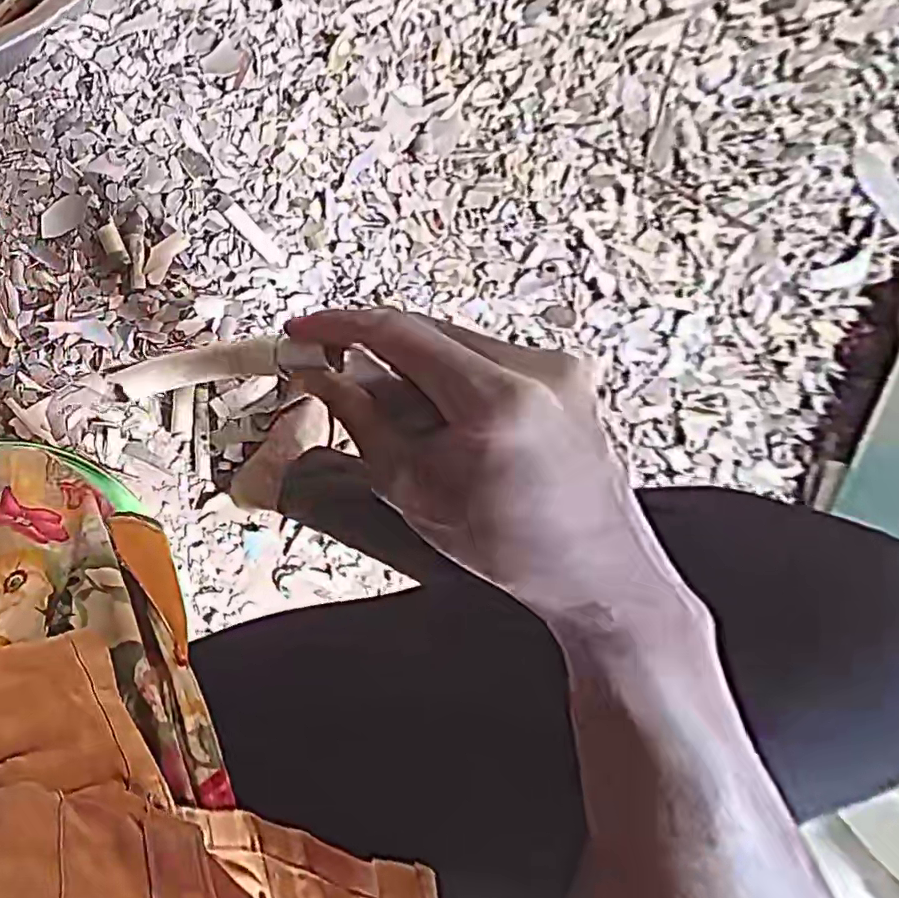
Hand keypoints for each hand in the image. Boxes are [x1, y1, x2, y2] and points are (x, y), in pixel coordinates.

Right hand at [287, 309, 700, 626]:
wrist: (595, 572)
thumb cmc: (509, 542)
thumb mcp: (406, 481)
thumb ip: (358, 415)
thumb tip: (319, 376)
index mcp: (497, 399)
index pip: (398, 332)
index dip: (337, 325)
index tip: (302, 329)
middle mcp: (538, 371)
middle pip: (422, 331)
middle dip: (365, 346)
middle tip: (322, 365)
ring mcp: (557, 370)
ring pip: (447, 342)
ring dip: (400, 364)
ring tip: (384, 411)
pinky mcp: (561, 377)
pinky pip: (476, 356)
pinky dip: (435, 374)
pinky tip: (425, 412)